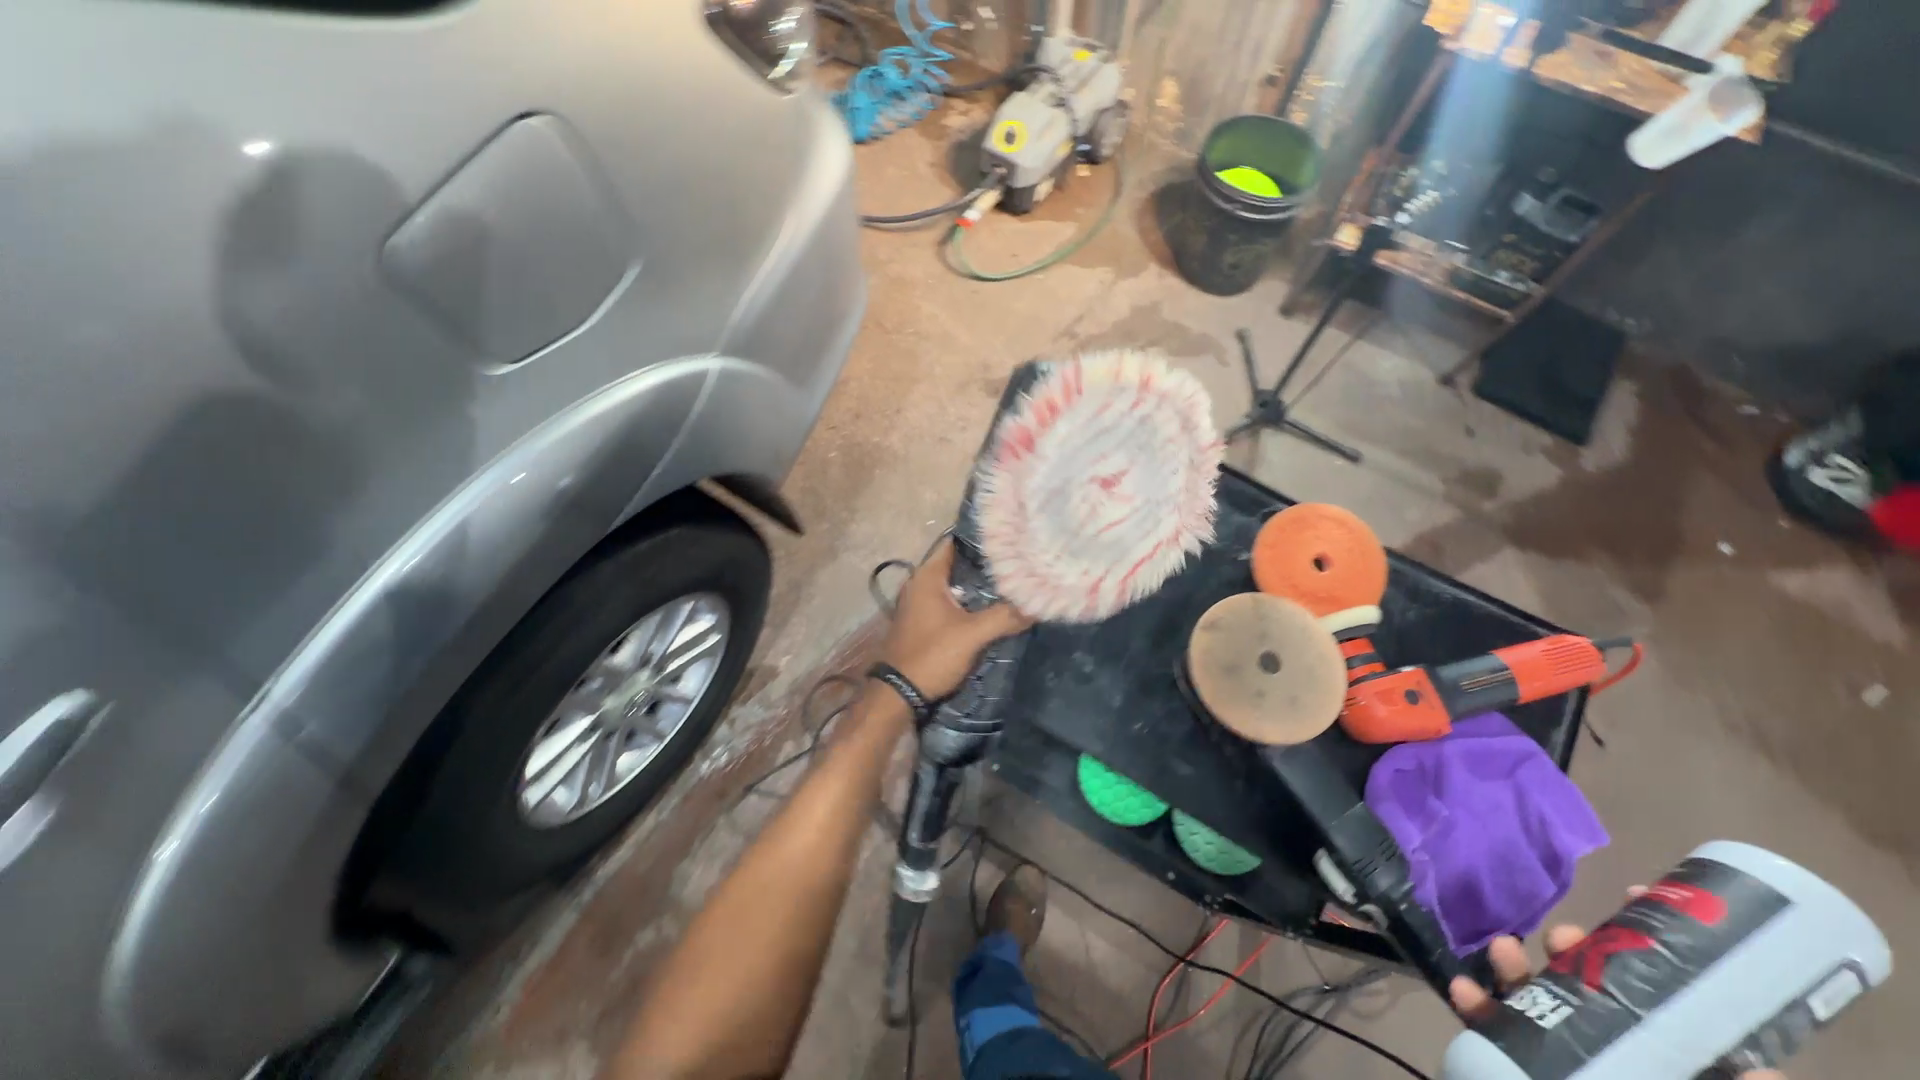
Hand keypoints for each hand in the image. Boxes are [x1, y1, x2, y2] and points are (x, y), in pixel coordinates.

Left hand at [879, 539, 1032, 701]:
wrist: (898, 693)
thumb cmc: (931, 655)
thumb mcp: (972, 635)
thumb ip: (1005, 616)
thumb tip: (1038, 603)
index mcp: (927, 576)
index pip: (956, 542)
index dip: (982, 539)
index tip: (1011, 538)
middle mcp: (921, 583)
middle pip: (959, 564)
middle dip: (987, 564)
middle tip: (1019, 561)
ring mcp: (921, 603)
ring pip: (956, 585)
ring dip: (980, 585)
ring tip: (1013, 581)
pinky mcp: (925, 621)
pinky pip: (952, 602)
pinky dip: (970, 601)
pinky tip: (993, 606)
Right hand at [1449, 900, 1786, 1079]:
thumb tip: (1755, 1072)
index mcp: (1654, 1058)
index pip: (1657, 996)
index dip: (1644, 947)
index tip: (1632, 901)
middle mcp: (1608, 1051)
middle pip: (1589, 988)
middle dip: (1568, 952)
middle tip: (1558, 937)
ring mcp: (1557, 1060)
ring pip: (1533, 1000)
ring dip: (1513, 968)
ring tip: (1503, 952)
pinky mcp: (1513, 1069)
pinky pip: (1489, 1032)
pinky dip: (1473, 1006)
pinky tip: (1461, 989)